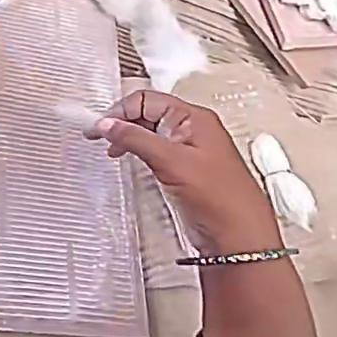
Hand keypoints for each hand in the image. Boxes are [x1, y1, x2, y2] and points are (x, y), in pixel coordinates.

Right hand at [87, 90, 280, 253]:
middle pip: (146, 112)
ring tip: (110, 148)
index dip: (120, 111)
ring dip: (126, 136)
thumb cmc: (220, 199)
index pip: (146, 100)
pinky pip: (153, 148)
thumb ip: (136, 139)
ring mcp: (186, 148)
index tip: (100, 128)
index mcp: (193, 118)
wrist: (238, 237)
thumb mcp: (172, 162)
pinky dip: (135, 149)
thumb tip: (108, 123)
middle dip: (120, 121)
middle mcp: (191, 129)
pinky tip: (127, 158)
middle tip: (98, 136)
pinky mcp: (182, 167)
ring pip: (148, 130)